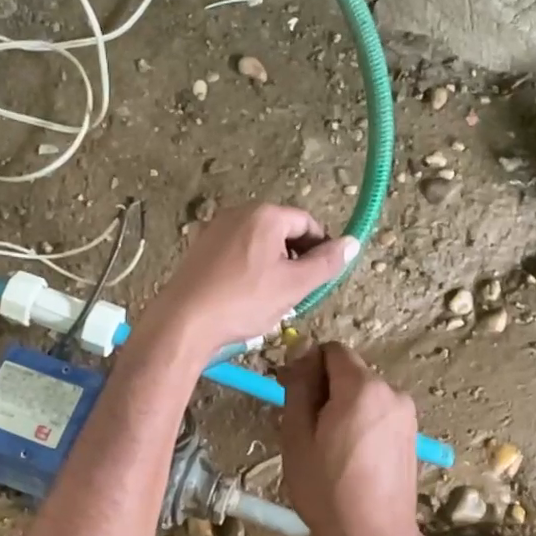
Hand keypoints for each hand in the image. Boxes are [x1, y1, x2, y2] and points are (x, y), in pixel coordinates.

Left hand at [141, 204, 357, 361]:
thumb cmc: (243, 301)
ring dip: (272, 266)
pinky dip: (248, 270)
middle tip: (299, 291)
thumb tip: (351, 243)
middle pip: (281, 230)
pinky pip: (235, 254)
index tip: (325, 276)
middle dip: (295, 258)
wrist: (184, 322)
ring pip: (258, 243)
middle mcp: (238, 213)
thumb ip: (326, 263)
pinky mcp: (199, 249)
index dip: (322, 248)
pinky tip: (244, 298)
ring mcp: (214, 230)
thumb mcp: (294, 286)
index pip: (307, 223)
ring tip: (272, 298)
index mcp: (265, 215)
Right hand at [277, 342, 431, 535]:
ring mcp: (406, 414)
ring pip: (362, 392)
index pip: (332, 350)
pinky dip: (359, 421)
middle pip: (348, 371)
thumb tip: (301, 353)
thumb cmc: (328, 491)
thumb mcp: (297, 436)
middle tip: (304, 426)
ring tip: (325, 446)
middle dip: (324, 388)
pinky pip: (377, 412)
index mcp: (363, 387)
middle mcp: (391, 391)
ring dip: (341, 406)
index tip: (293, 396)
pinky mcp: (411, 434)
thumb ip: (298, 387)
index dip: (308, 366)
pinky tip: (348, 456)